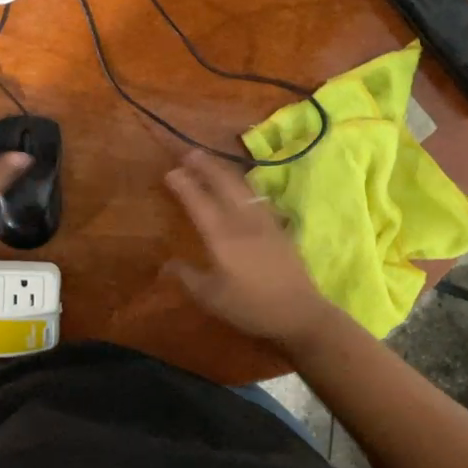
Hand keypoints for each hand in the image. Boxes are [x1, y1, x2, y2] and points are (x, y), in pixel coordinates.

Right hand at [164, 150, 334, 346]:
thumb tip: (167, 263)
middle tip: (190, 153)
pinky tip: (241, 187)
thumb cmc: (251, 307)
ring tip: (212, 162)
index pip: (199, 202)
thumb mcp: (211, 298)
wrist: (300, 314)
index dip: (184, 185)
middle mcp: (243, 222)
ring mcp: (264, 222)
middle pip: (223, 184)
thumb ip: (187, 277)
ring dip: (225, 171)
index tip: (171, 172)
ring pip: (242, 187)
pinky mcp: (279, 228)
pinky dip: (244, 186)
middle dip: (206, 166)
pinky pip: (257, 198)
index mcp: (222, 237)